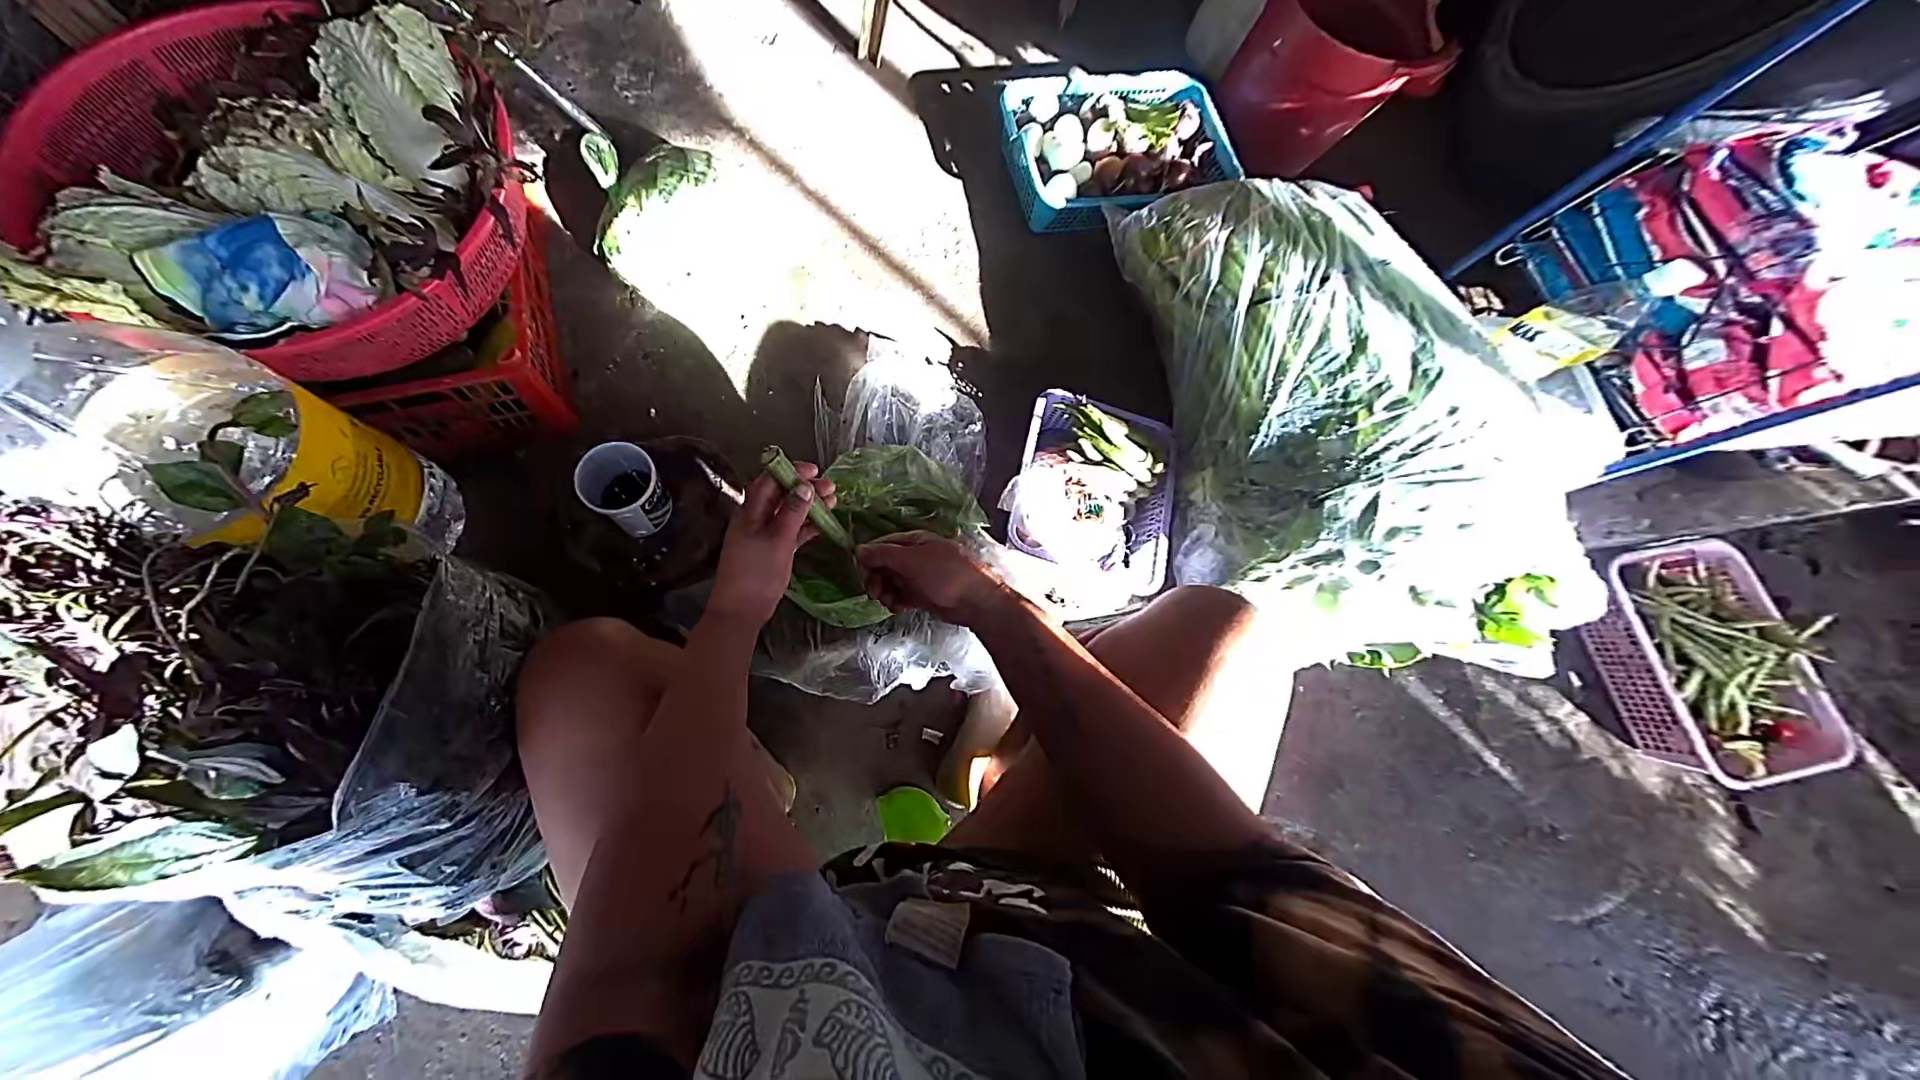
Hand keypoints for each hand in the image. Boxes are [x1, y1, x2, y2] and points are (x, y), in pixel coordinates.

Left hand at [707, 461, 835, 625]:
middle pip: (782, 495)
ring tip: (833, 502)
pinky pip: (792, 530)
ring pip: (789, 512)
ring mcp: (765, 534)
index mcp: (750, 512)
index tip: (815, 471)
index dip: (791, 472)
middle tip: (831, 488)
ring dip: (810, 506)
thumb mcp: (778, 540)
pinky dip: (807, 525)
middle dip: (806, 488)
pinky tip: (824, 523)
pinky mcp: (773, 549)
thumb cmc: (756, 574)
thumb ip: (792, 513)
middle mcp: (756, 518)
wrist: (741, 610)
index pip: (770, 481)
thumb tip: (805, 487)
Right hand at [856, 532, 1010, 626]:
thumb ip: (883, 554)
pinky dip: (897, 601)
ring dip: (885, 591)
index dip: (869, 559)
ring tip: (887, 602)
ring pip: (892, 581)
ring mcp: (921, 576)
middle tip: (874, 594)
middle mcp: (916, 556)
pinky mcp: (925, 594)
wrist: (976, 601)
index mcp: (914, 542)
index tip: (862, 575)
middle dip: (875, 578)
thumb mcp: (911, 561)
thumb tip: (858, 549)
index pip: (882, 545)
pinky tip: (897, 608)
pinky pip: (903, 594)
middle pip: (885, 565)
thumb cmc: (945, 575)